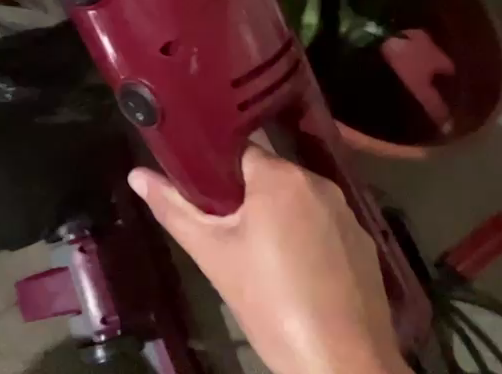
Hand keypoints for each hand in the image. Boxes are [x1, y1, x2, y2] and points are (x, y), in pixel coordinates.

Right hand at [129, 148, 410, 373]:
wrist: (344, 367)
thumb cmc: (270, 302)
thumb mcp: (212, 254)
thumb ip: (172, 208)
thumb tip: (135, 174)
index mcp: (279, 177)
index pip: (236, 149)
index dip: (211, 166)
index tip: (195, 186)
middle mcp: (317, 184)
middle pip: (267, 175)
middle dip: (242, 195)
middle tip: (220, 226)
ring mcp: (347, 215)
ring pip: (295, 200)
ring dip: (273, 216)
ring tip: (254, 252)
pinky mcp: (366, 246)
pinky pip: (322, 226)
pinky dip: (304, 238)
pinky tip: (292, 271)